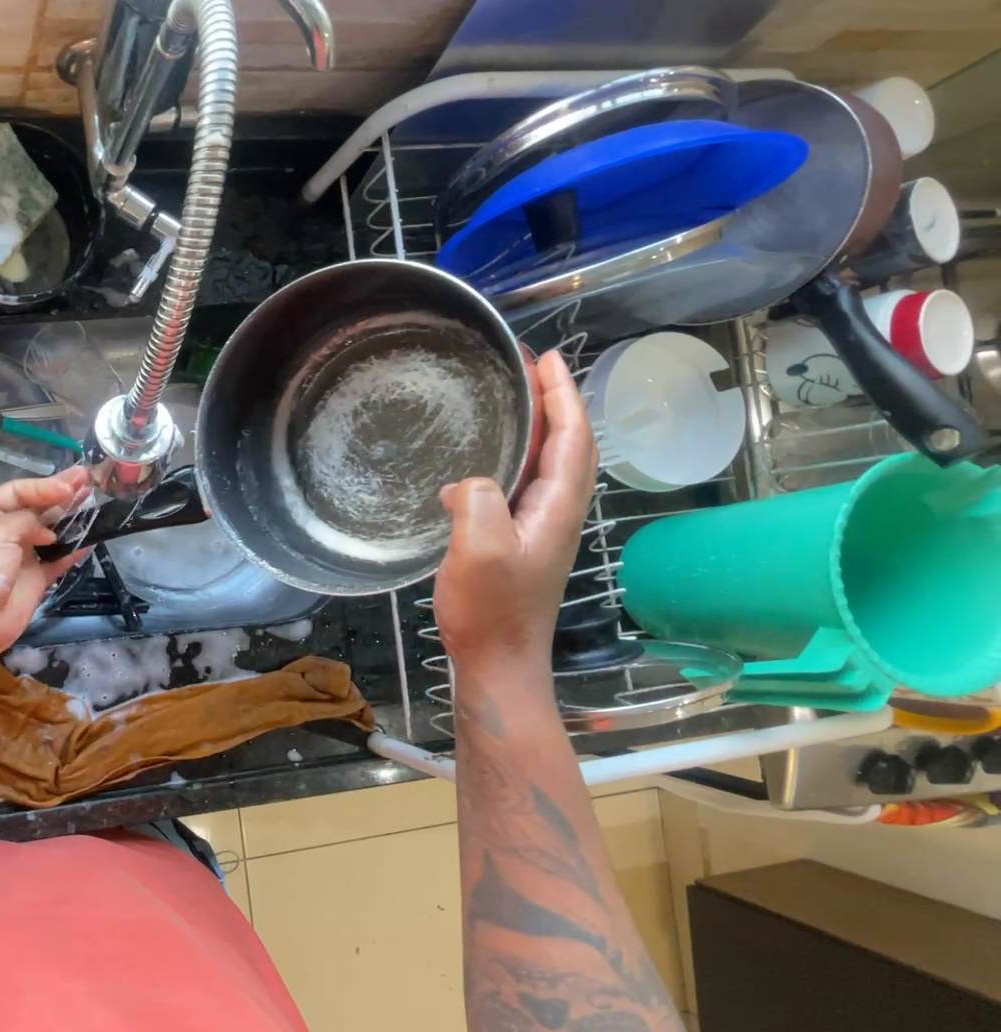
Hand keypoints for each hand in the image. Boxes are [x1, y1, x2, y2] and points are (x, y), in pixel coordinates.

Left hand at [0, 467, 90, 652]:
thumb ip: (27, 518)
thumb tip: (48, 528)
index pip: (18, 490)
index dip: (44, 486)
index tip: (70, 486)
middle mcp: (4, 531)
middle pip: (36, 507)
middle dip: (61, 494)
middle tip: (88, 481)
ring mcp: (21, 555)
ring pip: (51, 531)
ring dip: (70, 518)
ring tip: (93, 504)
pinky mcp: (36, 578)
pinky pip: (58, 559)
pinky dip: (73, 549)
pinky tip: (90, 538)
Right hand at [432, 350, 597, 676]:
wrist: (497, 661)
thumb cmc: (490, 609)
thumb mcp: (479, 550)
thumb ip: (479, 502)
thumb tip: (469, 481)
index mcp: (557, 508)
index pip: (572, 438)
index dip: (563, 396)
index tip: (547, 359)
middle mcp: (556, 514)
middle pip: (568, 446)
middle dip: (554, 404)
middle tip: (527, 371)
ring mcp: (539, 531)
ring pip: (546, 466)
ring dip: (535, 430)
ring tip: (506, 405)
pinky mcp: (518, 544)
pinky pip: (521, 486)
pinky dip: (511, 460)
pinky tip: (478, 464)